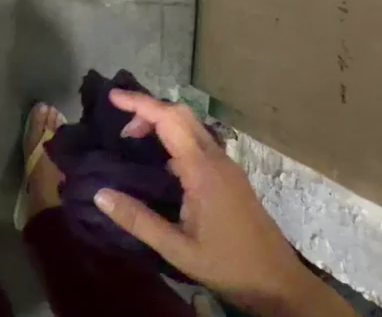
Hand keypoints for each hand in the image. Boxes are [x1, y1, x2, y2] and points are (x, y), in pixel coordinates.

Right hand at [93, 90, 345, 315]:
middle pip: (181, 114)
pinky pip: (199, 141)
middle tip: (122, 127)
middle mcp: (216, 158)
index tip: (113, 97)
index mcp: (202, 170)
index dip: (140, 103)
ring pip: (192, 125)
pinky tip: (163, 162)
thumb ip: (139, 221)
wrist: (281, 284)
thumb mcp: (178, 250)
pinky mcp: (232, 176)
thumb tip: (100, 193)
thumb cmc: (229, 266)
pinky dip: (176, 136)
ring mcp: (227, 166)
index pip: (169, 119)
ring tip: (135, 139)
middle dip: (149, 109)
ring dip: (163, 122)